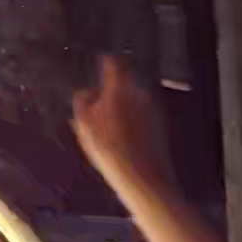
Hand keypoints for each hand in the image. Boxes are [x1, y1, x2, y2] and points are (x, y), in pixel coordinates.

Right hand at [71, 56, 172, 198]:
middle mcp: (138, 92)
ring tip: (110, 125)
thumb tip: (86, 92)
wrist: (143, 180)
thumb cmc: (109, 149)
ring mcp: (152, 107)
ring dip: (123, 104)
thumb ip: (82, 100)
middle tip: (99, 104)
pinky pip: (142, 113)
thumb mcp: (83, 123)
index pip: (112, 61)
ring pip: (133, 97)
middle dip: (112, 88)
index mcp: (119, 87)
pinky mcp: (160, 124)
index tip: (97, 63)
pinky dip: (133, 118)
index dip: (103, 61)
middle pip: (123, 80)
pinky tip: (123, 136)